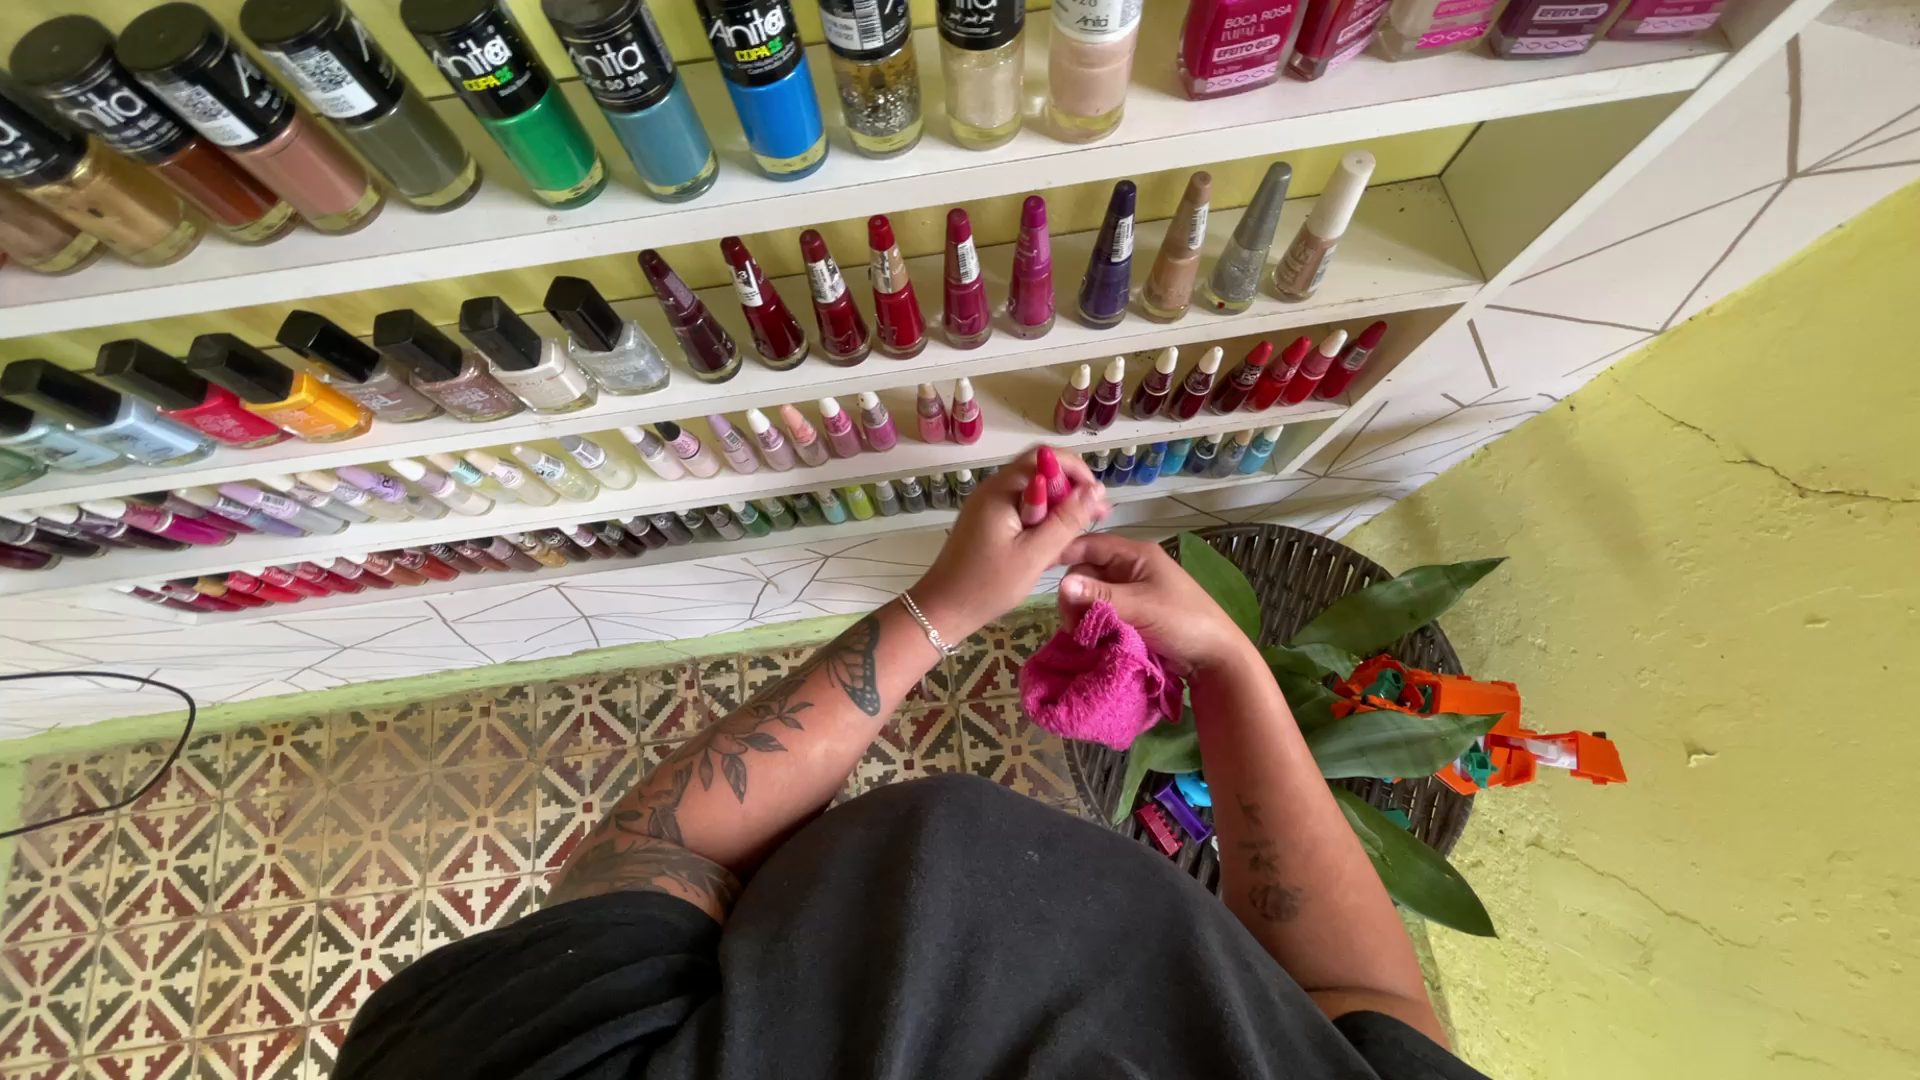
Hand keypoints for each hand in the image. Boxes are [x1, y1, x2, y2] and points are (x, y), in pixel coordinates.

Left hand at [912, 448, 1109, 640]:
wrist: (942, 609)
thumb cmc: (988, 585)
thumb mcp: (1034, 554)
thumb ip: (1066, 520)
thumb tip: (1096, 489)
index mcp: (1001, 490)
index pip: (1046, 457)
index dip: (1076, 472)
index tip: (1095, 501)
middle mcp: (992, 488)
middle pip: (1039, 471)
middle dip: (1070, 489)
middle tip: (1094, 517)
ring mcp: (987, 504)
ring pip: (1032, 490)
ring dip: (1057, 506)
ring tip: (1078, 531)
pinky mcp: (986, 520)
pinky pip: (1020, 506)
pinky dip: (1041, 518)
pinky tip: (1053, 542)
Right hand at [1055, 533, 1252, 677]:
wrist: (1215, 658)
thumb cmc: (1184, 621)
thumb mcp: (1141, 606)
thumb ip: (1100, 595)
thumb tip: (1061, 584)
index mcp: (1136, 555)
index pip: (1089, 544)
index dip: (1064, 554)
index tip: (1040, 572)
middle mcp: (1130, 568)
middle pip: (1085, 572)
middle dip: (1074, 596)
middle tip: (1075, 625)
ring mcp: (1130, 592)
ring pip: (1090, 595)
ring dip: (1082, 613)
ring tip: (1084, 635)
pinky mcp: (1130, 614)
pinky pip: (1100, 612)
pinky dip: (1092, 624)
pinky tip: (1090, 638)